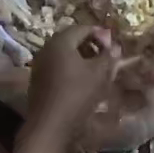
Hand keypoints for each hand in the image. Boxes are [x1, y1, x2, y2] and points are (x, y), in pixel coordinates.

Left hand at [23, 25, 119, 144]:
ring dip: (81, 57)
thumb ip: (108, 57)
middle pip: (71, 39)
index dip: (100, 34)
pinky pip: (57, 65)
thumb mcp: (98, 74)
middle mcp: (47, 48)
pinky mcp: (38, 79)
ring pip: (64, 53)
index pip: (82, 28)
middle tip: (106, 55)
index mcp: (61, 42)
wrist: (50, 124)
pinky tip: (82, 80)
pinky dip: (71, 67)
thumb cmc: (77, 94)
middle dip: (91, 45)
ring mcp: (40, 64)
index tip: (113, 46)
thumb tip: (115, 47)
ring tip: (97, 69)